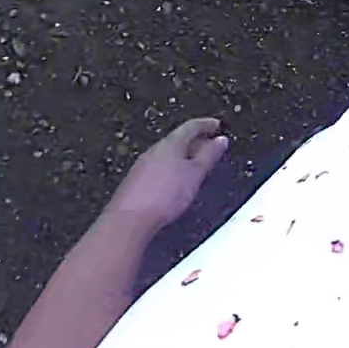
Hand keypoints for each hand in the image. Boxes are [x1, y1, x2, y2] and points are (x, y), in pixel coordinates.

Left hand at [101, 118, 228, 231]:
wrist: (128, 222)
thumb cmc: (163, 195)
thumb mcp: (195, 174)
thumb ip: (209, 155)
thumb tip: (220, 140)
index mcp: (170, 144)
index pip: (191, 127)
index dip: (205, 125)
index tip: (215, 125)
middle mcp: (154, 151)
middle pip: (178, 140)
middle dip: (195, 142)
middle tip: (209, 145)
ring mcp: (142, 167)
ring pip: (167, 155)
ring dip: (183, 157)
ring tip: (195, 166)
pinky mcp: (135, 184)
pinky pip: (157, 168)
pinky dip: (171, 170)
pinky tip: (174, 183)